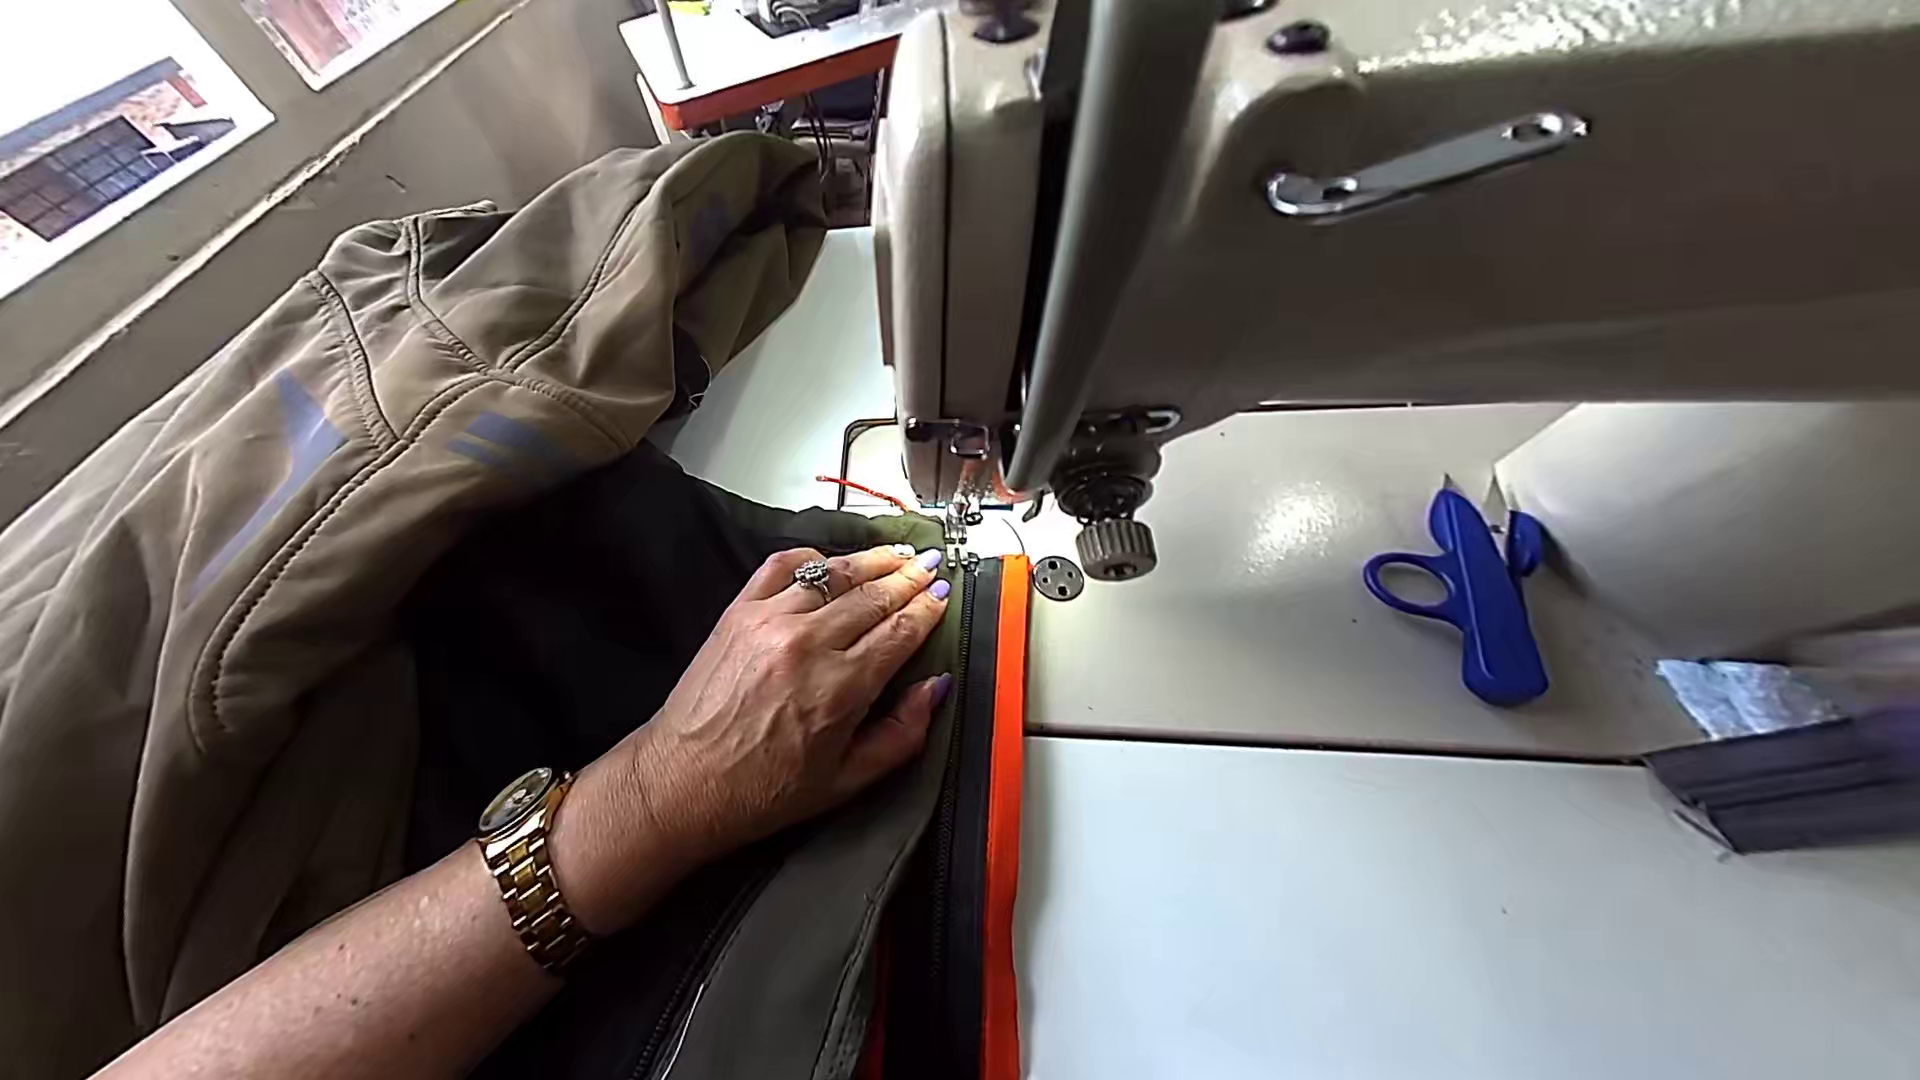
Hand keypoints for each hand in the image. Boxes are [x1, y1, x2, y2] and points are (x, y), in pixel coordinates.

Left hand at [552, 543, 952, 933]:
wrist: (679, 783)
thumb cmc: (764, 790)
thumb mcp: (848, 781)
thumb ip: (904, 733)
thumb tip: (937, 685)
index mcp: (840, 688)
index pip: (900, 630)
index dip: (928, 607)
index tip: (943, 593)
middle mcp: (808, 644)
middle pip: (875, 595)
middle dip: (910, 576)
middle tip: (929, 563)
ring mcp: (769, 621)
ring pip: (835, 574)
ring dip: (873, 560)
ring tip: (897, 553)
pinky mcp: (738, 612)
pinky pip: (781, 566)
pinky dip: (811, 557)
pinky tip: (831, 560)